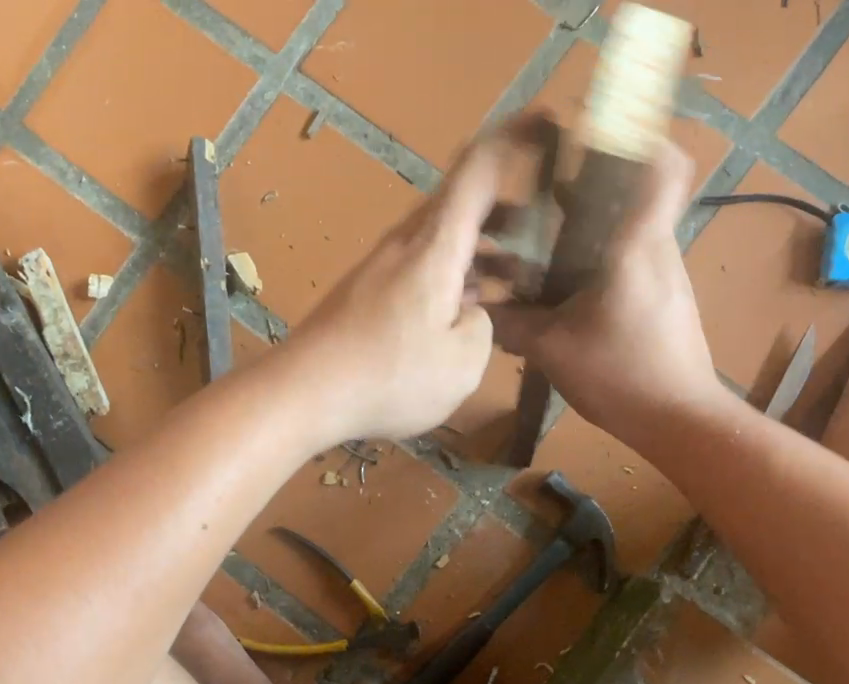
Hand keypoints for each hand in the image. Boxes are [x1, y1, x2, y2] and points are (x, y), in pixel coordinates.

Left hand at [284, 128, 514, 440]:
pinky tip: (464, 311)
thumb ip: (484, 328)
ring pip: (440, 240)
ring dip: (480, 251)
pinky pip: (420, 268)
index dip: (514, 140)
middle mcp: (406, 245)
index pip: (478, 171)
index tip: (545, 125)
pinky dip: (452, 276)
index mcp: (436, 247)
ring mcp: (381, 268)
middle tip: (545, 232)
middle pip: (459, 204)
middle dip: (506, 210)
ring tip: (516, 281)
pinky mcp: (366, 294)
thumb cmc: (390, 378)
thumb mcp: (463, 364)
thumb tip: (472, 313)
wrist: (303, 393)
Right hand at [487, 142, 729, 440]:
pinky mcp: (661, 301)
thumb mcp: (552, 349)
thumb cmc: (621, 374)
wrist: (679, 420)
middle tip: (536, 197)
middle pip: (630, 193)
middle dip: (585, 187)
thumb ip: (512, 325)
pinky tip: (557, 293)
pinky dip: (592, 265)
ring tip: (534, 249)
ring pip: (623, 232)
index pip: (663, 164)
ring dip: (583, 232)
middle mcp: (655, 247)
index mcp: (635, 243)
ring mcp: (662, 275)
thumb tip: (476, 310)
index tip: (595, 135)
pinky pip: (624, 264)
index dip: (636, 137)